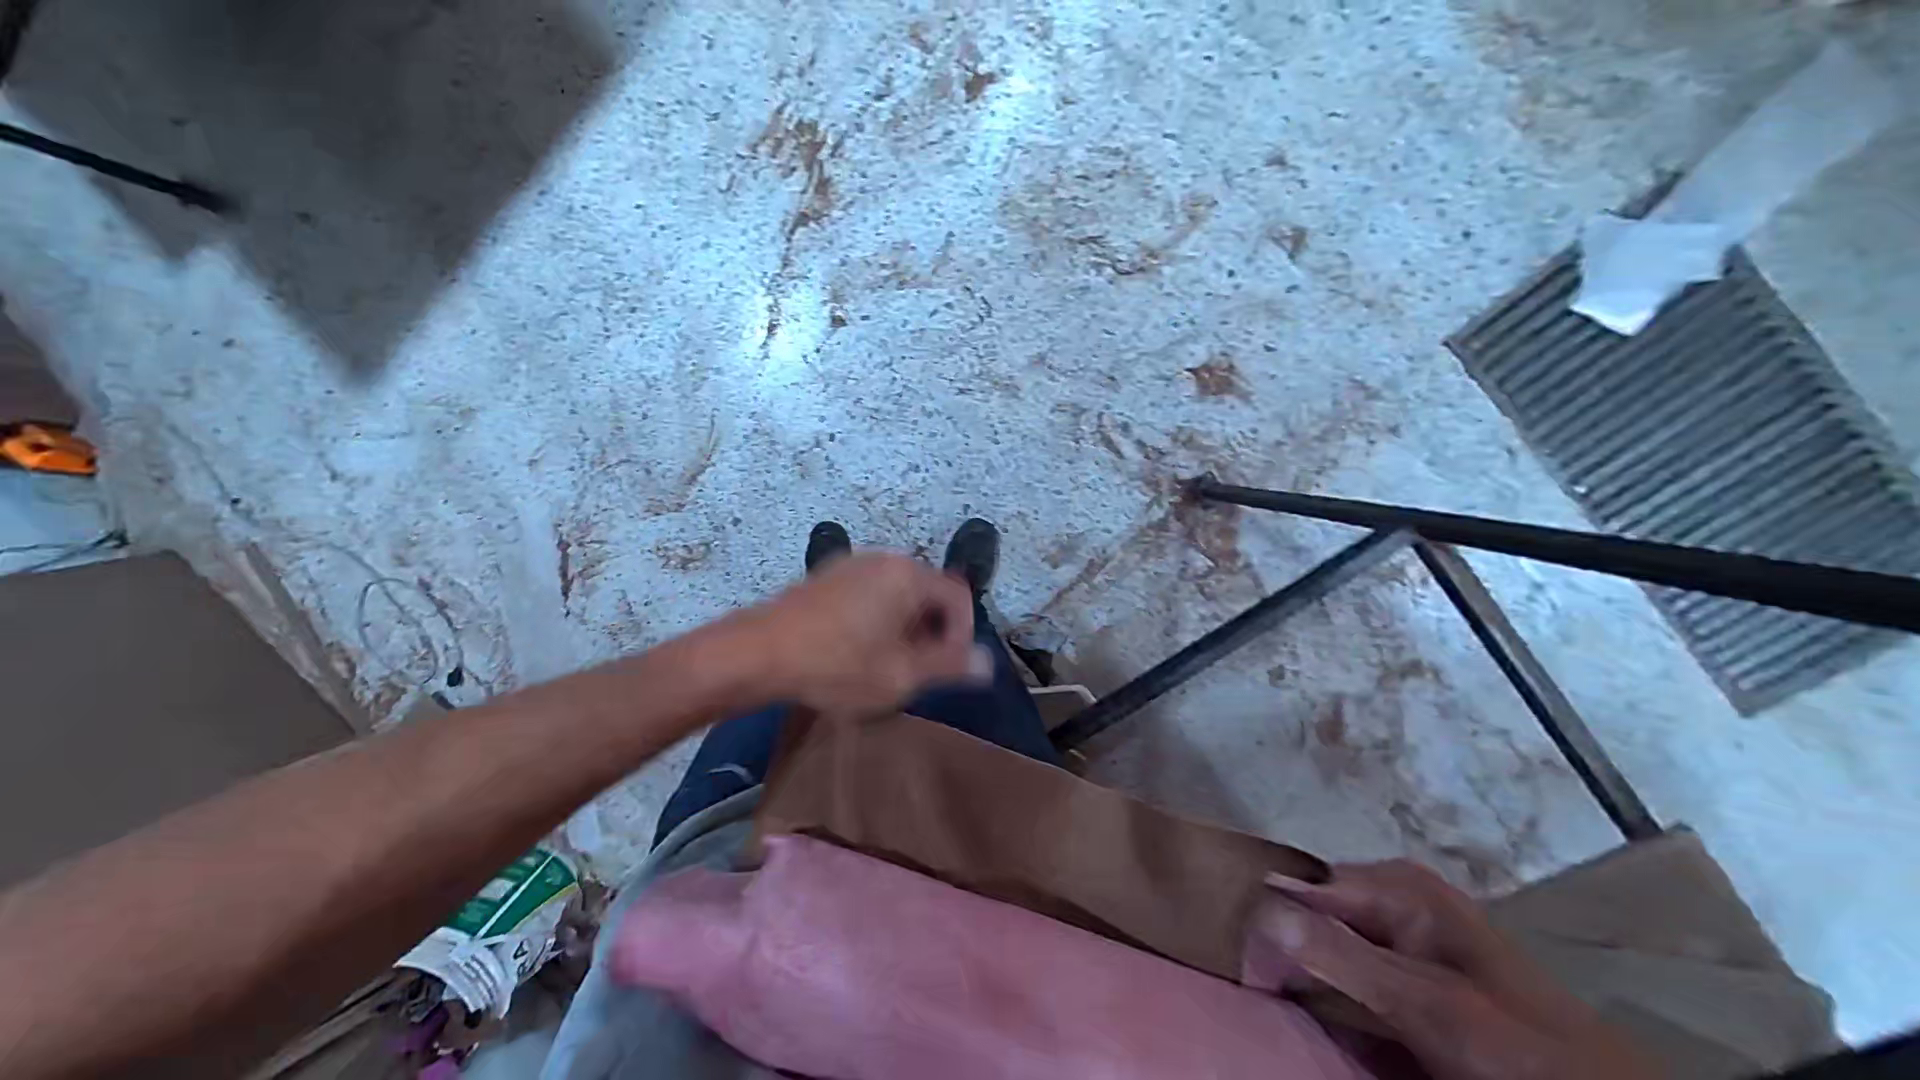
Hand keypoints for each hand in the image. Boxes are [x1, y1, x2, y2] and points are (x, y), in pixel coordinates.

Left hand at [733, 552, 987, 713]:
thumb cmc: (835, 665)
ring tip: (888, 667)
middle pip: (929, 594)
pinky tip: (857, 653)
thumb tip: (987, 663)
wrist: (755, 654)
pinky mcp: (827, 577)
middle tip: (918, 672)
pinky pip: (871, 595)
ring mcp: (851, 564)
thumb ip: (950, 666)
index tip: (948, 670)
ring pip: (899, 596)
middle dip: (932, 633)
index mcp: (908, 574)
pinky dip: (879, 621)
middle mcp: (884, 559)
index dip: (963, 636)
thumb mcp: (900, 675)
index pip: (959, 597)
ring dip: (906, 630)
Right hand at [1248, 860, 1659, 1079]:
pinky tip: (1302, 1017)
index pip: (1296, 886)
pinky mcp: (1396, 981)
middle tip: (1248, 988)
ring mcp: (1392, 941)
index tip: (1230, 959)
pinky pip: (1337, 980)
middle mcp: (1386, 900)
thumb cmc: (1527, 1055)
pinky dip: (1319, 1000)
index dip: (1258, 919)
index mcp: (1394, 886)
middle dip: (1274, 950)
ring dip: (1293, 978)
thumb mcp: (1437, 1009)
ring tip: (1264, 1001)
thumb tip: (1257, 907)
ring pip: (1315, 949)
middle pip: (1303, 915)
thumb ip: (1347, 958)